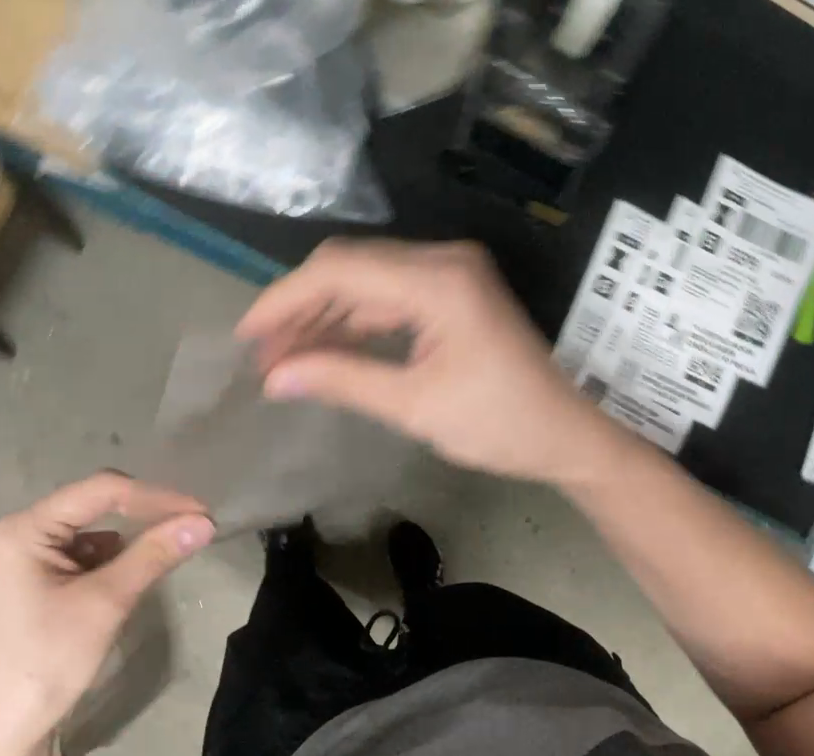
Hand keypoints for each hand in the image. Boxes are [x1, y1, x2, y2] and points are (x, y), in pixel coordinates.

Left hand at [0, 472, 213, 755]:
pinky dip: (114, 564)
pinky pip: (84, 558)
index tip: (204, 514)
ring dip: (132, 543)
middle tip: (195, 529)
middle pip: (95, 506)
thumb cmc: (47, 659)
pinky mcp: (34, 584)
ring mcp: (24, 560)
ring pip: (94, 534)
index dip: (157, 497)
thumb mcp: (106, 602)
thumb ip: (154, 555)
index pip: (101, 491)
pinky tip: (132, 583)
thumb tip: (205, 522)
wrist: (2, 728)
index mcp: (22, 529)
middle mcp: (18, 534)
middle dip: (146, 515)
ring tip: (169, 558)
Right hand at [238, 239, 631, 486]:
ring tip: (284, 360)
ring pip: (368, 284)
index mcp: (439, 280)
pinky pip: (392, 300)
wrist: (566, 436)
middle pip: (351, 269)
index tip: (247, 337)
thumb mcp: (416, 407)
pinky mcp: (454, 296)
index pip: (340, 271)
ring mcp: (452, 276)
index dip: (285, 300)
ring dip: (326, 319)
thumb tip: (275, 378)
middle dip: (301, 309)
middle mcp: (444, 261)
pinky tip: (326, 352)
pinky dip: (358, 325)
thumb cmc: (501, 426)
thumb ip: (344, 382)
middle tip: (261, 356)